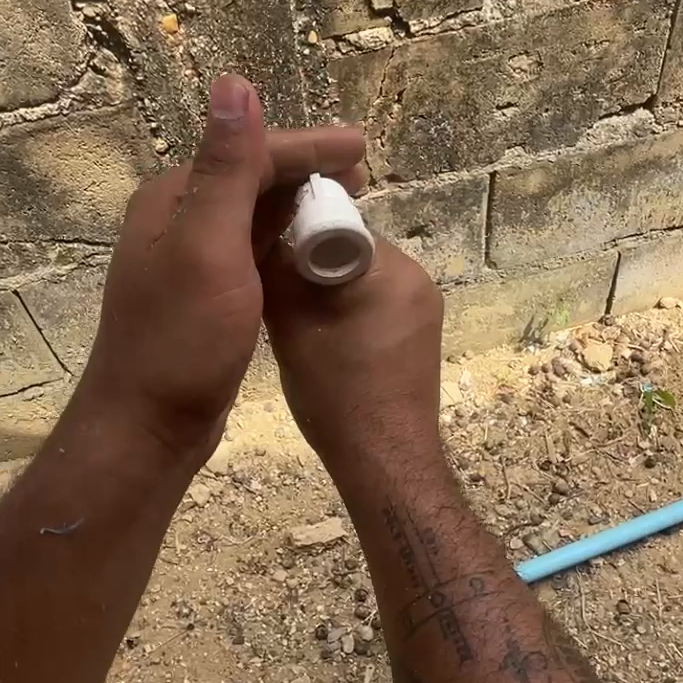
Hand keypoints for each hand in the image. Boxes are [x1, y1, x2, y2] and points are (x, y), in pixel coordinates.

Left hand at [73, 75, 363, 460]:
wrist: (149, 424)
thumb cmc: (182, 339)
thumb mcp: (208, 248)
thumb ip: (225, 169)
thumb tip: (233, 82)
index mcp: (173, 200)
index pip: (246, 152)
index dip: (307, 147)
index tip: (361, 150)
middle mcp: (178, 221)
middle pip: (250, 179)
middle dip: (307, 173)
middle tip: (363, 180)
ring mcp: (191, 262)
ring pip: (254, 218)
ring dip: (300, 208)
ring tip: (349, 211)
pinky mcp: (207, 297)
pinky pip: (253, 253)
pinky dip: (286, 245)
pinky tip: (312, 253)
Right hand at [262, 237, 444, 477]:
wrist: (384, 459)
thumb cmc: (337, 393)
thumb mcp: (291, 328)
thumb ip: (276, 273)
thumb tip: (257, 235)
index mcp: (390, 268)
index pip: (335, 223)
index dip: (296, 234)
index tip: (267, 253)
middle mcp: (417, 278)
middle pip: (350, 249)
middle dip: (313, 265)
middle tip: (278, 293)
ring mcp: (425, 307)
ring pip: (362, 277)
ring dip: (330, 290)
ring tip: (300, 322)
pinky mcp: (421, 333)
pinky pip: (378, 303)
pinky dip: (350, 311)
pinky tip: (328, 340)